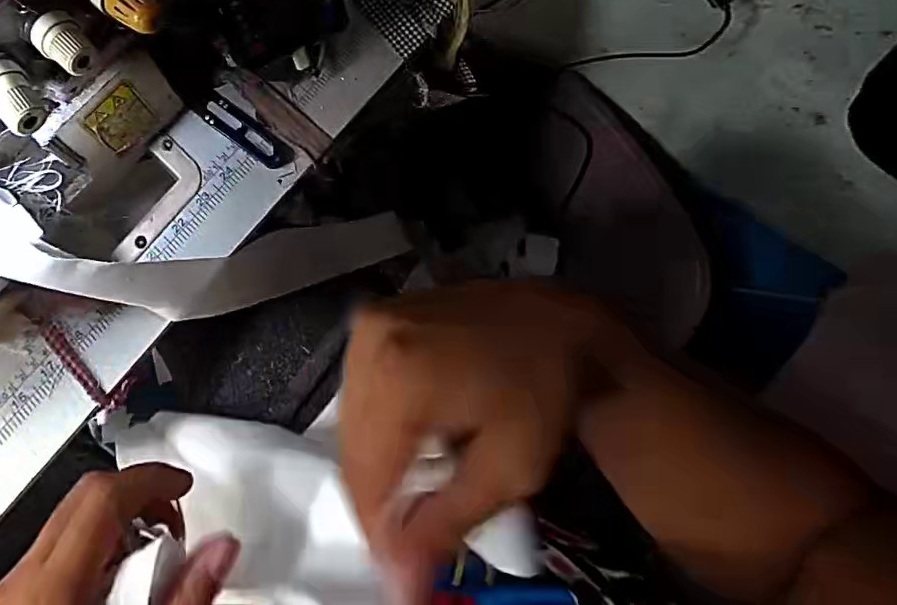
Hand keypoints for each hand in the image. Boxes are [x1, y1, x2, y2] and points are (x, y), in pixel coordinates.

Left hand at [0, 465, 240, 604]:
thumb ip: (185, 596)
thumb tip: (222, 550)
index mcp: (53, 588)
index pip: (104, 496)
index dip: (150, 480)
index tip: (181, 486)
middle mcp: (21, 583)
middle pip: (84, 500)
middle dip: (137, 500)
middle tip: (173, 526)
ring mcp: (7, 597)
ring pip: (66, 526)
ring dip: (114, 529)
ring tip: (148, 567)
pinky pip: (51, 557)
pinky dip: (90, 556)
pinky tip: (113, 593)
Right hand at [339, 283, 613, 600]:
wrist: (549, 318)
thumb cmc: (538, 390)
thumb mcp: (507, 469)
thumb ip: (444, 524)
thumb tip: (399, 582)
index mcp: (398, 373)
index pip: (364, 470)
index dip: (379, 530)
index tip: (400, 572)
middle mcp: (370, 341)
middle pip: (350, 444)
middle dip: (376, 498)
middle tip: (409, 536)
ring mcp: (368, 324)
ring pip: (348, 418)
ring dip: (373, 462)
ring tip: (414, 488)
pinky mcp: (372, 319)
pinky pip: (356, 387)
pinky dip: (375, 425)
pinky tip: (408, 441)